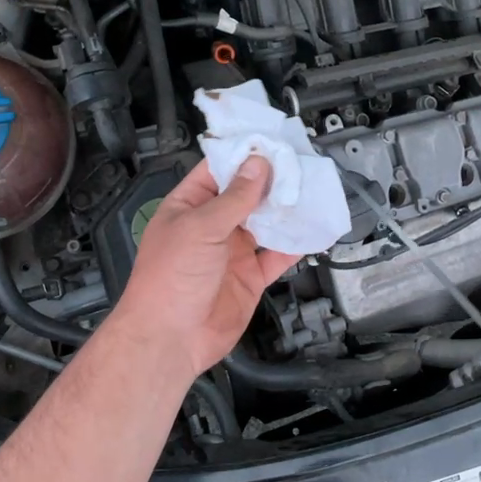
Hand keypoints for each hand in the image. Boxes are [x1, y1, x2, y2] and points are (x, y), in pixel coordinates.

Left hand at [109, 157, 300, 375]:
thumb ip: (234, 197)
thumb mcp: (201, 227)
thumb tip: (257, 165)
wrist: (170, 338)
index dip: (244, 156)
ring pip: (266, 223)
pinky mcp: (249, 278)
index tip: (272, 143)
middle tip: (301, 164)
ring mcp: (231, 252)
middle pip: (247, 195)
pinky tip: (313, 231)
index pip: (219, 171)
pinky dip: (296, 245)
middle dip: (272, 182)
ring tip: (312, 191)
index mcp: (189, 206)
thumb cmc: (167, 280)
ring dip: (286, 210)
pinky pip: (277, 256)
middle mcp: (211, 226)